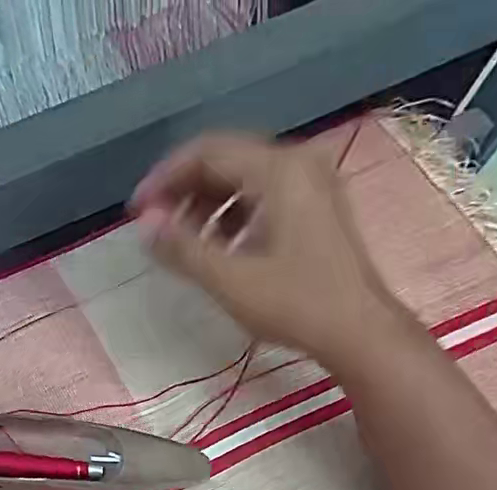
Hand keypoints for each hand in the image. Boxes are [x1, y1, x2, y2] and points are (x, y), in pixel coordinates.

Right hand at [130, 131, 417, 365]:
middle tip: (154, 225)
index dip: (165, 178)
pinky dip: (232, 215)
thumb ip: (183, 249)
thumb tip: (144, 224)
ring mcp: (312, 184)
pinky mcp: (316, 208)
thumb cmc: (296, 304)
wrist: (359, 331)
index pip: (207, 152)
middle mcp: (298, 163)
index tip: (137, 211)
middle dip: (184, 190)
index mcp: (278, 170)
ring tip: (181, 241)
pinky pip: (263, 196)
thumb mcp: (230, 280)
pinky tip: (217, 248)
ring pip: (244, 179)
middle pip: (226, 160)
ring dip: (205, 204)